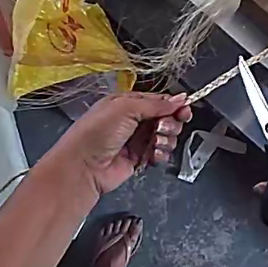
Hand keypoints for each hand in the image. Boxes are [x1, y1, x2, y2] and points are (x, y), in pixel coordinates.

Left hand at [39, 92, 189, 200]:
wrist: (83, 167)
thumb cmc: (95, 133)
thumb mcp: (125, 108)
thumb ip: (155, 104)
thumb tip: (179, 99)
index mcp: (127, 103)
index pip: (159, 101)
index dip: (174, 105)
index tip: (184, 110)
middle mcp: (133, 120)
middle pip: (166, 118)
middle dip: (170, 123)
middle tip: (161, 128)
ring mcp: (137, 140)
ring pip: (166, 137)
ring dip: (166, 140)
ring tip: (155, 143)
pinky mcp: (139, 158)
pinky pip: (161, 154)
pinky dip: (161, 155)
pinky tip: (152, 155)